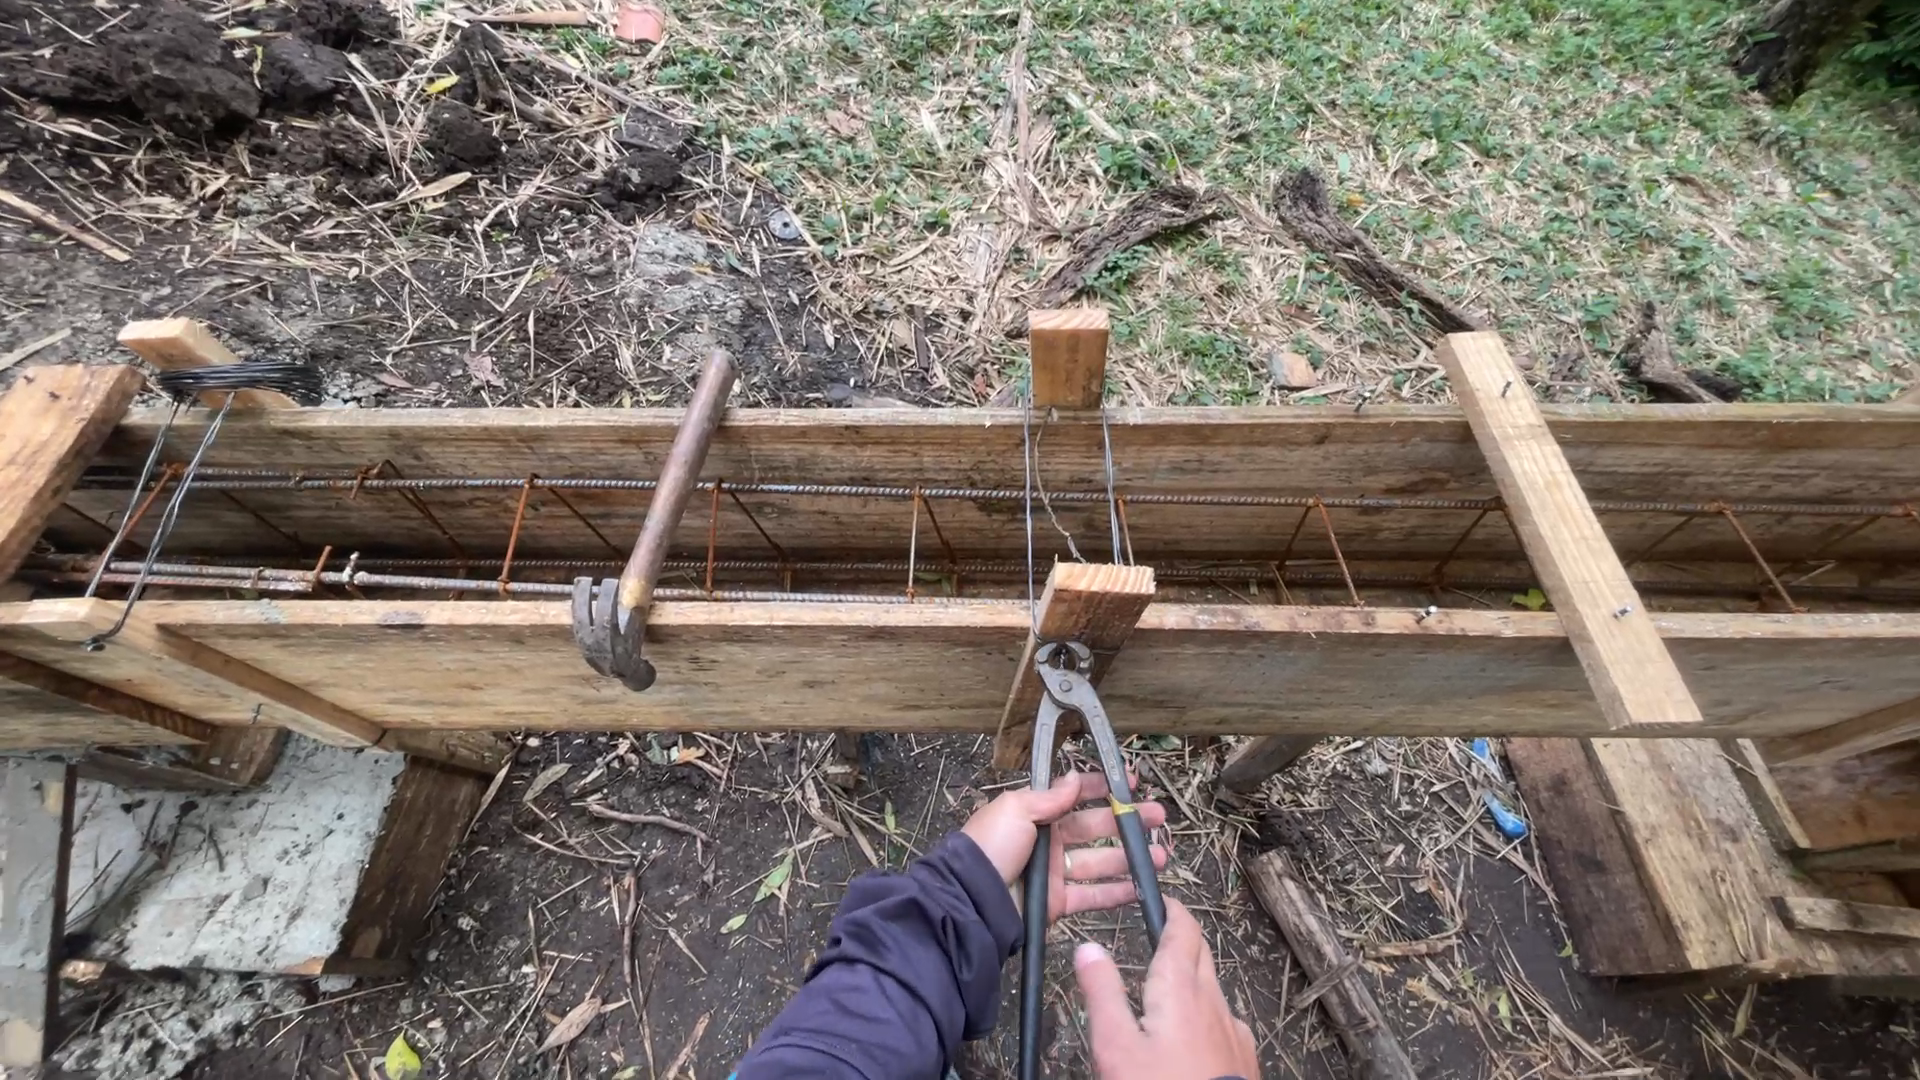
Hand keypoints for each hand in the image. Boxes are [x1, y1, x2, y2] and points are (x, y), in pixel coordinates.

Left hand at [960, 771, 1168, 920]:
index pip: (1074, 794)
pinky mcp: (1057, 902)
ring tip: (1161, 855)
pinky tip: (1141, 887)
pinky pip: (1092, 894)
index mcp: (1035, 811)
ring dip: (1130, 857)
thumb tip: (1075, 777)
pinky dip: (1117, 892)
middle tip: (1158, 817)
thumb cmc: (991, 846)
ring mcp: (1054, 871)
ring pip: (1100, 861)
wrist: (971, 899)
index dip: (1102, 787)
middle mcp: (1047, 839)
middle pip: (1094, 827)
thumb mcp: (1015, 809)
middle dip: (1126, 822)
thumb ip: (1049, 796)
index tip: (1131, 782)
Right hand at [1075, 898, 1258, 1079]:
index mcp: (1180, 987)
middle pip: (1201, 952)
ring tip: (1167, 988)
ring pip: (1213, 987)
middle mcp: (1212, 999)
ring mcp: (1233, 1032)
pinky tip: (1194, 1035)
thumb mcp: (1116, 1045)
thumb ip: (1102, 992)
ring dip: (1193, 976)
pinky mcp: (1245, 1062)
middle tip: (1156, 935)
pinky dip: (1206, 1012)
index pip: (1183, 929)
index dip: (1171, 909)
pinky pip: (1224, 1020)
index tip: (1157, 899)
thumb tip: (1088, 946)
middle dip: (1181, 937)